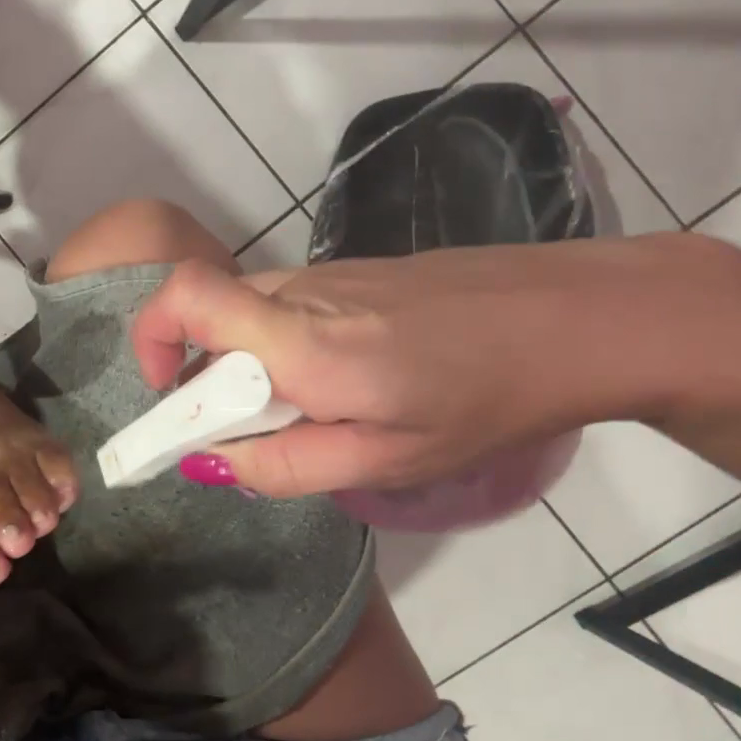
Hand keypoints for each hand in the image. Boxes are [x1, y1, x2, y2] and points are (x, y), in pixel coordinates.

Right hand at [129, 235, 718, 496]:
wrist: (589, 319)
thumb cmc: (488, 401)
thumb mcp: (385, 462)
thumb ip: (284, 467)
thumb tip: (207, 461)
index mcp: (304, 341)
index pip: (185, 297)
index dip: (151, 337)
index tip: (168, 393)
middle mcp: (300, 293)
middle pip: (206, 318)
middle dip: (204, 379)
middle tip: (252, 431)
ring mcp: (328, 275)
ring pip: (244, 317)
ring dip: (246, 368)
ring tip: (311, 413)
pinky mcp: (353, 273)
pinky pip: (283, 310)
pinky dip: (280, 350)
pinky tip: (345, 383)